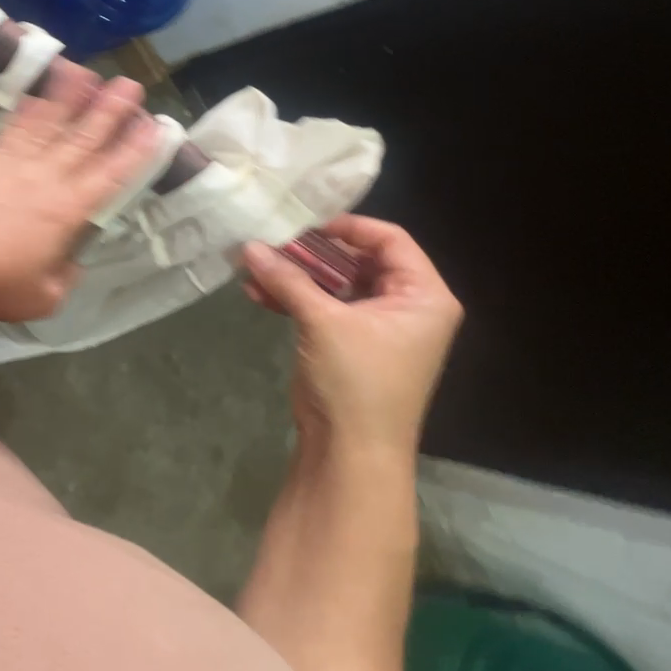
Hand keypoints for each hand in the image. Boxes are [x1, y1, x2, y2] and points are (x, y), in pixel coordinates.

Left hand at [0, 71, 159, 321]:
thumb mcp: (42, 298)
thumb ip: (64, 277)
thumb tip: (72, 261)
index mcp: (69, 212)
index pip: (112, 174)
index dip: (136, 149)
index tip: (154, 124)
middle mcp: (47, 179)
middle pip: (84, 139)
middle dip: (110, 110)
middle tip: (130, 84)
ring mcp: (13, 165)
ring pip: (49, 125)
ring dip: (70, 98)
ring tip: (87, 73)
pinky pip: (13, 129)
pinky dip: (27, 111)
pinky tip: (36, 97)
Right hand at [241, 216, 462, 456]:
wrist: (352, 445)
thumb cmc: (357, 380)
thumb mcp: (323, 322)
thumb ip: (288, 280)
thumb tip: (248, 246)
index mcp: (422, 296)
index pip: (391, 241)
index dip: (348, 227)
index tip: (302, 224)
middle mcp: (404, 304)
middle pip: (359, 259)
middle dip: (312, 251)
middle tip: (271, 242)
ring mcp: (374, 324)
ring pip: (334, 282)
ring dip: (295, 274)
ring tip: (254, 266)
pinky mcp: (346, 340)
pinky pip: (320, 305)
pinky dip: (292, 296)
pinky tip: (256, 292)